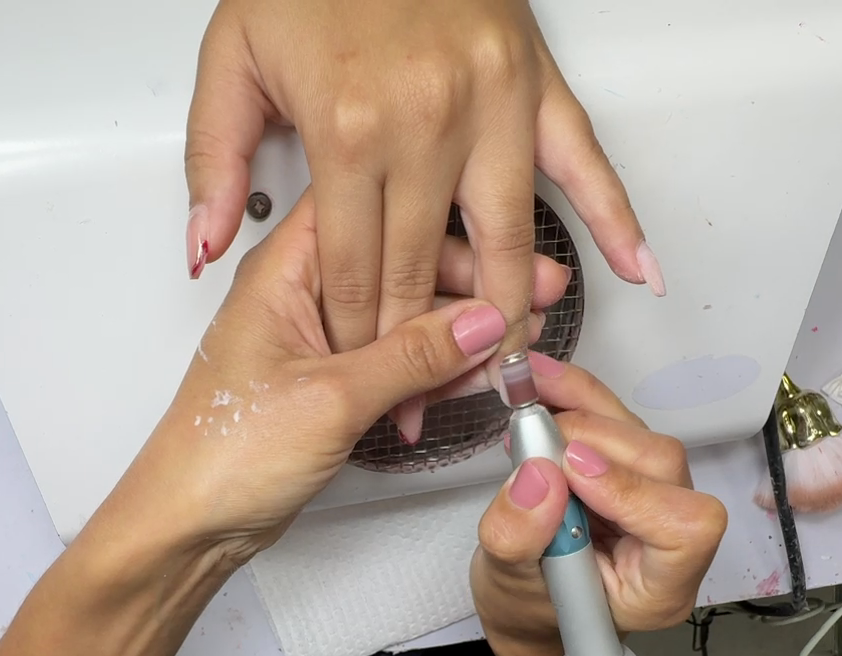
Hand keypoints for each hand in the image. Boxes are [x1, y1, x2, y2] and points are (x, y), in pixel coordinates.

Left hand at [90, 195, 572, 567]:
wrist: (193, 520)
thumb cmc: (222, 455)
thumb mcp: (331, 398)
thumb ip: (412, 356)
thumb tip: (478, 322)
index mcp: (286, 272)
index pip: (377, 214)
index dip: (447, 222)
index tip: (506, 240)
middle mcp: (303, 296)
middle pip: (400, 265)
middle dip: (468, 285)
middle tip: (531, 295)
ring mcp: (318, 342)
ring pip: (403, 317)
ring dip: (458, 332)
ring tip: (515, 340)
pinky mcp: (329, 383)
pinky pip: (393, 361)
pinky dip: (433, 368)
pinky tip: (473, 374)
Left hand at [185, 0, 666, 438]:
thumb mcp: (233, 62)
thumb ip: (212, 164)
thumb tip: (206, 247)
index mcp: (350, 130)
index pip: (359, 277)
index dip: (362, 343)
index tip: (369, 382)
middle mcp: (427, 123)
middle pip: (426, 275)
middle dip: (424, 353)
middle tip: (429, 407)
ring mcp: (490, 104)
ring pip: (508, 244)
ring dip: (509, 318)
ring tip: (508, 370)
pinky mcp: (534, 84)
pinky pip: (585, 163)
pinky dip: (615, 218)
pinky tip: (635, 267)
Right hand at [471, 353, 727, 655]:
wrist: (523, 604)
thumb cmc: (522, 608)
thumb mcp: (504, 584)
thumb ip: (517, 537)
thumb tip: (538, 473)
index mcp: (658, 586)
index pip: (685, 529)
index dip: (632, 490)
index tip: (567, 470)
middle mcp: (671, 538)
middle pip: (662, 467)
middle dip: (595, 440)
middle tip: (528, 435)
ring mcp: (654, 498)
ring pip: (639, 435)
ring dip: (584, 408)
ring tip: (528, 393)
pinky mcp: (628, 470)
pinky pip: (616, 423)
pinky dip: (577, 400)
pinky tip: (541, 387)